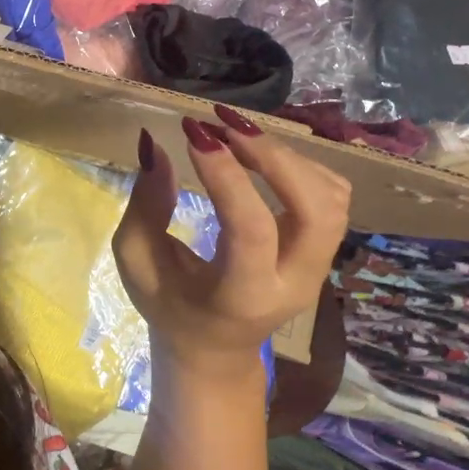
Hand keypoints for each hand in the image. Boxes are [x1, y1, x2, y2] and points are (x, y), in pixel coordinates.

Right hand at [112, 106, 350, 378]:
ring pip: (332, 200)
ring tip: (234, 132)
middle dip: (273, 156)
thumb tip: (155, 145)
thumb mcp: (136, 257)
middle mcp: (295, 282)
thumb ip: (146, 204)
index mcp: (242, 293)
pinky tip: (257, 153)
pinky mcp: (322, 253)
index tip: (192, 132)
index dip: (226, 175)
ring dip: (285, 156)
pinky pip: (332, 198)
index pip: (251, 228)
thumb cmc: (166, 303)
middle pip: (316, 210)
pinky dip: (298, 165)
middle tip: (223, 123)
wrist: (213, 346)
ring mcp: (318, 269)